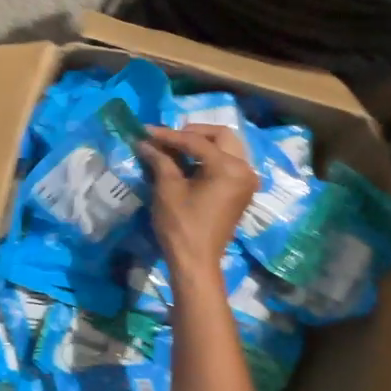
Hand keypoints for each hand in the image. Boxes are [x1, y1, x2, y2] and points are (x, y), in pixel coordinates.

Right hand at [141, 124, 258, 272]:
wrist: (196, 260)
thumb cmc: (181, 224)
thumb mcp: (167, 188)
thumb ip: (160, 159)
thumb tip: (144, 141)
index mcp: (229, 167)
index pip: (196, 141)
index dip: (168, 135)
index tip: (145, 130)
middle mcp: (245, 169)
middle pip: (221, 136)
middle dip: (192, 133)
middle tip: (167, 138)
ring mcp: (246, 180)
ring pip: (227, 147)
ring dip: (202, 143)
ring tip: (175, 148)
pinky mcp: (241, 190)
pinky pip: (228, 162)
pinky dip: (209, 157)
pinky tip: (188, 162)